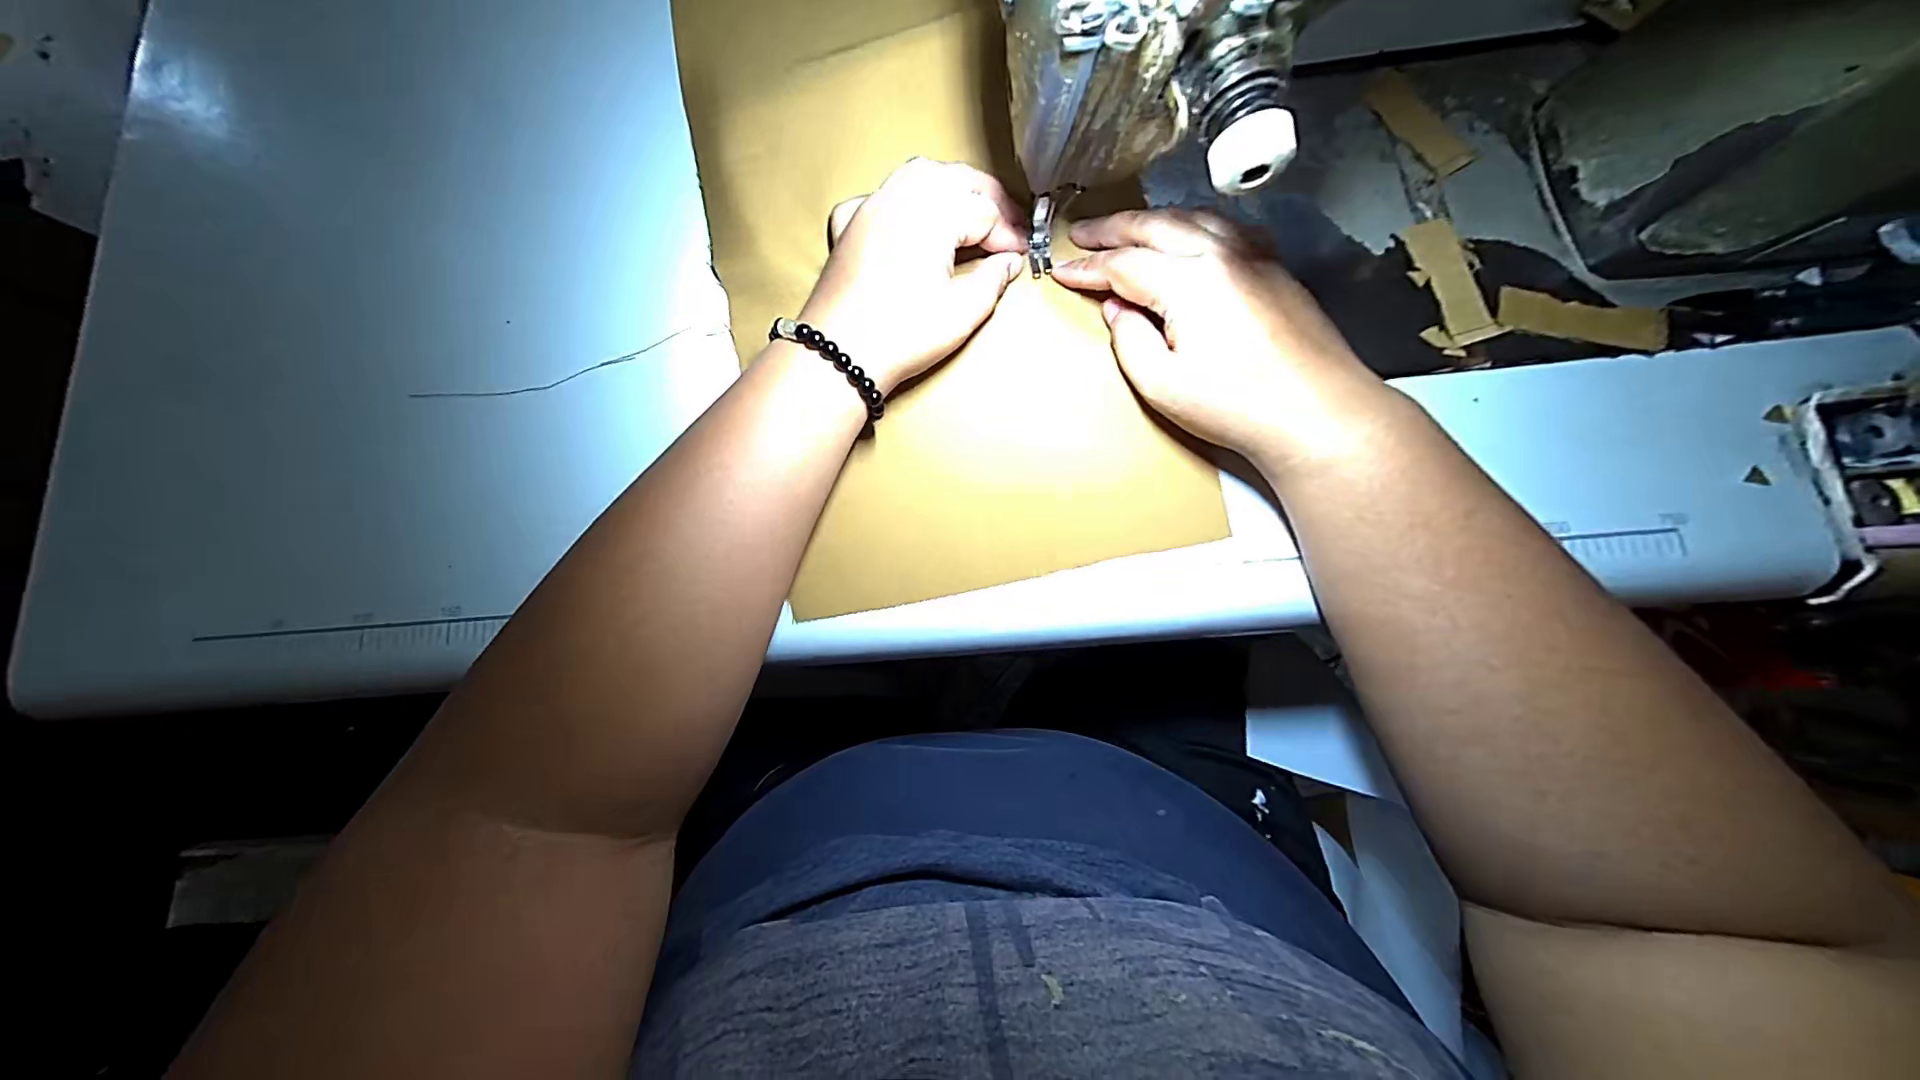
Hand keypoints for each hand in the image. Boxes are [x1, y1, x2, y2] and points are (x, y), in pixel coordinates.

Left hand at [796, 158, 1028, 394]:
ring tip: (969, 220)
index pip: (985, 211)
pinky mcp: (849, 227)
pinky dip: (906, 203)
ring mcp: (870, 207)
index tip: (1019, 255)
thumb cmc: (897, 335)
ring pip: (918, 178)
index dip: (1009, 233)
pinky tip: (915, 222)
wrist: (839, 354)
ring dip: (949, 192)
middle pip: (955, 180)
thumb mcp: (963, 311)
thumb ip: (993, 279)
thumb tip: (1006, 264)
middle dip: (986, 202)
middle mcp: (900, 196)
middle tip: (1007, 230)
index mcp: (933, 210)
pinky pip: (883, 198)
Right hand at [1052, 209, 1400, 474]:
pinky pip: (1227, 229)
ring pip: (1193, 219)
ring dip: (1153, 220)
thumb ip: (1130, 341)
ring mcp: (1254, 257)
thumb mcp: (1162, 385)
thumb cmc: (1240, 406)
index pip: (1124, 264)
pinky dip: (1195, 225)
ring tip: (1127, 230)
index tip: (1063, 271)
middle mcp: (1223, 256)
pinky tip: (1190, 236)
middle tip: (1083, 234)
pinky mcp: (1275, 270)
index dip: (1088, 268)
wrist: (1317, 414)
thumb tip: (1119, 311)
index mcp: (1190, 281)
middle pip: (1156, 226)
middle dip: (1113, 229)